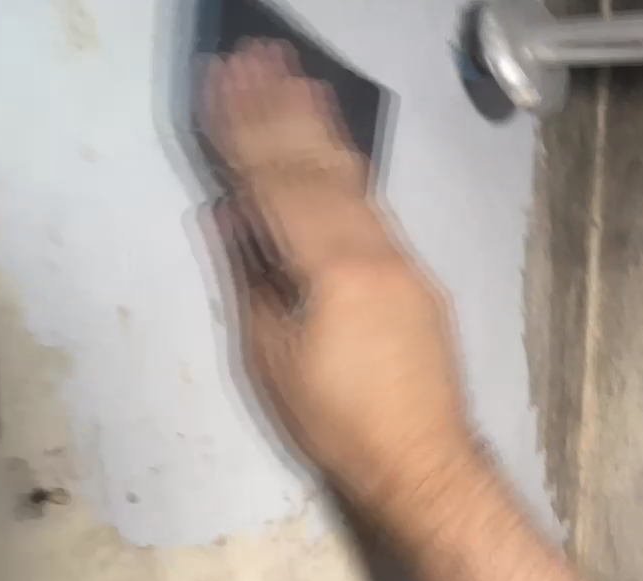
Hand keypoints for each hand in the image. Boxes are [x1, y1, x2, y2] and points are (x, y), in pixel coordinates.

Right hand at [206, 43, 476, 516]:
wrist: (424, 465)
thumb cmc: (339, 427)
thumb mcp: (273, 363)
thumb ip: (249, 280)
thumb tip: (228, 214)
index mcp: (334, 271)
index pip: (278, 185)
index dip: (245, 132)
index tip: (218, 80)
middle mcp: (378, 255)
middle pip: (323, 171)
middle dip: (284, 112)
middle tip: (259, 54)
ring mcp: (408, 269)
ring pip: (359, 188)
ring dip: (325, 133)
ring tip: (301, 80)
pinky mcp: (423, 288)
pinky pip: (380, 218)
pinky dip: (354, 179)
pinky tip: (343, 155)